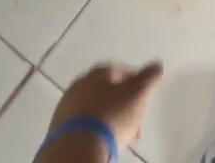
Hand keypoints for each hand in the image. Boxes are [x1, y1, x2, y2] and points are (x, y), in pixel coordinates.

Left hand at [48, 62, 162, 156]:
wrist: (76, 149)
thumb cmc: (111, 116)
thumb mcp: (138, 93)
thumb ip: (150, 76)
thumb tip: (157, 64)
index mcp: (99, 72)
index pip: (121, 70)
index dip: (135, 82)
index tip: (144, 97)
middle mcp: (80, 84)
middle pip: (107, 91)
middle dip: (123, 104)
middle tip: (135, 120)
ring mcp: (66, 107)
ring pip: (96, 109)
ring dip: (109, 118)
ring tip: (121, 134)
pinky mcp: (58, 129)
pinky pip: (84, 125)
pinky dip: (95, 129)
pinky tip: (103, 140)